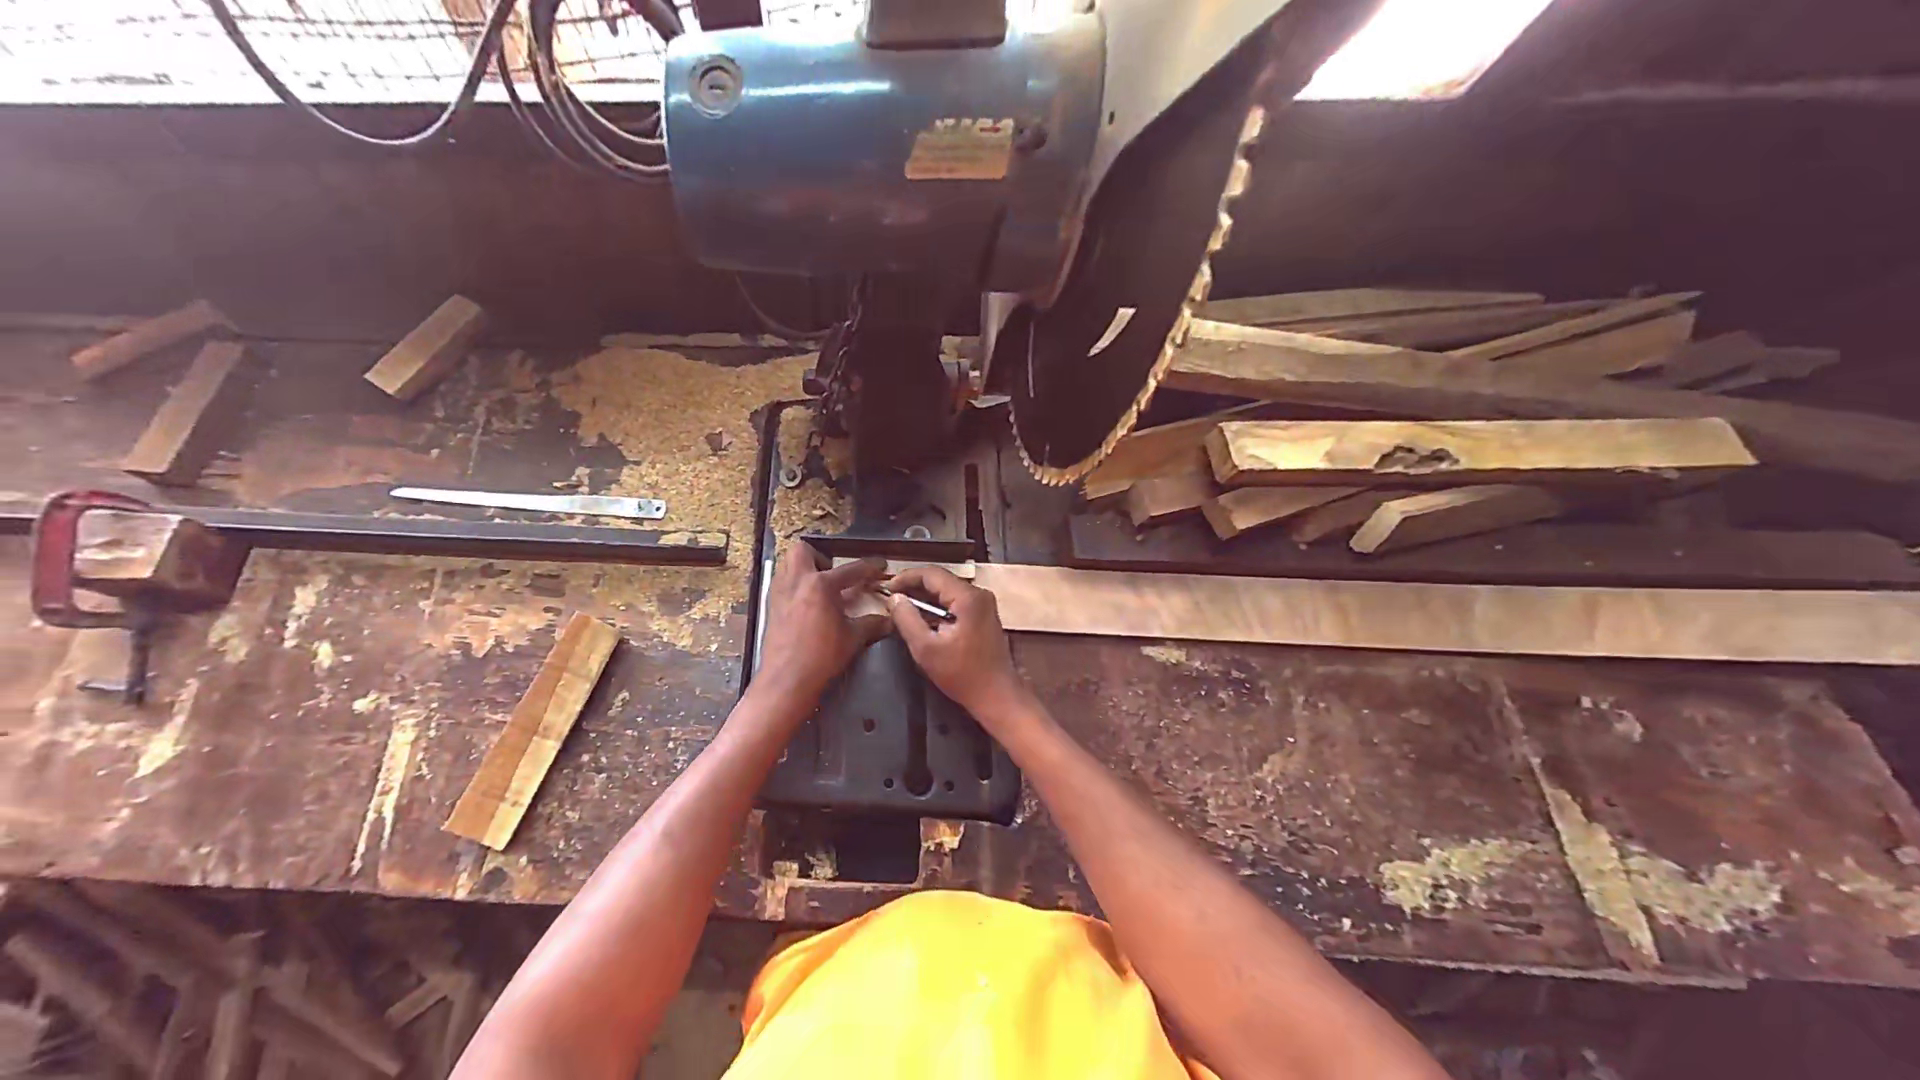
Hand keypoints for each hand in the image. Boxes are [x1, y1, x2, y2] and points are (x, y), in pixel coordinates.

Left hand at [756, 543, 889, 702]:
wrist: (787, 680)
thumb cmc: (821, 657)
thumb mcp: (852, 638)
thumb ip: (871, 624)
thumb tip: (888, 621)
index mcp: (821, 585)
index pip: (851, 569)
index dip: (869, 566)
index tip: (879, 565)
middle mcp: (797, 582)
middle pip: (803, 550)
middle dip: (820, 556)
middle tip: (834, 572)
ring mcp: (780, 593)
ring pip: (787, 564)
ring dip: (804, 568)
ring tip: (819, 584)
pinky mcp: (771, 607)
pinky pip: (782, 583)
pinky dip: (795, 585)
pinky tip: (806, 603)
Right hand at [885, 567, 1031, 726]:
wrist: (997, 695)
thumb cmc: (962, 675)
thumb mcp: (926, 648)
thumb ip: (907, 619)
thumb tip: (894, 598)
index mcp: (968, 597)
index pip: (932, 574)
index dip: (906, 578)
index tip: (887, 588)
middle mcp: (979, 594)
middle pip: (941, 580)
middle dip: (914, 588)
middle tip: (892, 599)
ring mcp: (984, 604)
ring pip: (948, 591)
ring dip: (925, 598)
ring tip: (902, 608)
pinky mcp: (984, 615)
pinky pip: (956, 602)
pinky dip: (938, 608)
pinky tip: (922, 619)